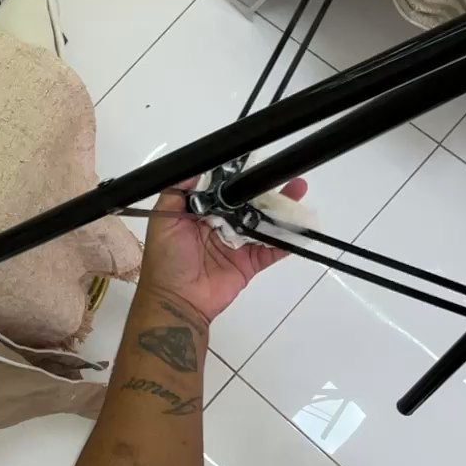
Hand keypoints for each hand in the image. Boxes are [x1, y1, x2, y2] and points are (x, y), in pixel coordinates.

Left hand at [138, 177, 308, 324]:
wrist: (176, 300)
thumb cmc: (166, 260)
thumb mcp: (163, 220)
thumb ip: (175, 193)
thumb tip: (194, 168)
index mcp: (201, 215)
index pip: (225, 193)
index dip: (241, 180)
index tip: (257, 165)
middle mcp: (221, 227)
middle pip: (248, 206)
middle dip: (268, 192)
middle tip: (288, 178)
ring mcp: (237, 246)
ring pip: (262, 224)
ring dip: (282, 211)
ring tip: (299, 193)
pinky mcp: (248, 264)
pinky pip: (271, 251)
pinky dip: (286, 242)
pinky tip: (301, 229)